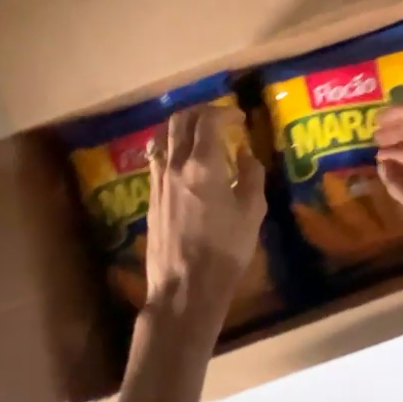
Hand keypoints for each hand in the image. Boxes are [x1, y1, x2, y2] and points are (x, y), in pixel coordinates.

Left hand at [144, 105, 267, 331]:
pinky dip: (172, 148)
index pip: (208, 120)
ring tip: (200, 136)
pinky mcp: (151, 197)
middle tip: (220, 120)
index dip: (225, 112)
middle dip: (201, 112)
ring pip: (163, 137)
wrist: (184, 290)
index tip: (240, 118)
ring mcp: (158, 181)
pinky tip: (185, 162)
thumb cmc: (224, 252)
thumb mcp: (252, 213)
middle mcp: (175, 165)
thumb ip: (251, 176)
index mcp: (203, 165)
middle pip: (180, 121)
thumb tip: (244, 154)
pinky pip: (157, 159)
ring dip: (182, 128)